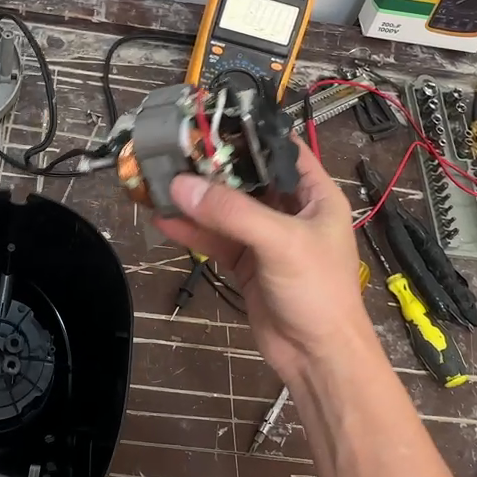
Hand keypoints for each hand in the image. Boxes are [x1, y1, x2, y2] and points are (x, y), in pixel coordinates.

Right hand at [154, 144, 377, 387]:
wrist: (318, 357)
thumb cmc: (318, 291)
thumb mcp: (280, 242)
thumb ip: (231, 213)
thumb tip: (180, 185)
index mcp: (313, 194)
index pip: (280, 150)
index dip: (249, 133)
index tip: (210, 120)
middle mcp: (289, 210)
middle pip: (245, 177)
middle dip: (210, 166)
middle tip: (172, 149)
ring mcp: (264, 237)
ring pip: (224, 208)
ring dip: (194, 198)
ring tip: (157, 180)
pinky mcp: (245, 263)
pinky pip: (214, 238)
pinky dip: (191, 229)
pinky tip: (163, 218)